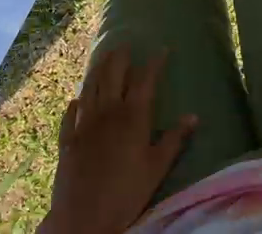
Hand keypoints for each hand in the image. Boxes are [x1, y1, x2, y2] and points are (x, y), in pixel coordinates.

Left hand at [40, 46, 195, 233]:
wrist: (83, 219)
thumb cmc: (126, 193)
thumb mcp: (157, 168)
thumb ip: (175, 139)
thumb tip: (194, 116)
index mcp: (133, 116)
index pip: (145, 79)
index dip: (154, 62)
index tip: (163, 49)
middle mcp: (108, 112)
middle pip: (113, 75)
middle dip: (120, 57)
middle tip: (125, 45)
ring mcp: (84, 125)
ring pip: (90, 88)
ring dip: (97, 71)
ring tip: (102, 59)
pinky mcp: (67, 141)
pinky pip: (70, 116)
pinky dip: (74, 105)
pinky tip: (76, 100)